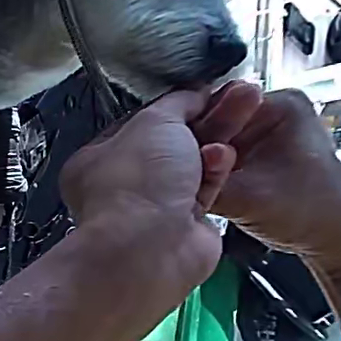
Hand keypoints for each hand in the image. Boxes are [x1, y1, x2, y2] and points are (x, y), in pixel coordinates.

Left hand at [60, 88, 259, 291]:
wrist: (152, 247)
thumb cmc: (137, 187)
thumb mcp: (155, 121)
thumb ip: (176, 104)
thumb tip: (192, 96)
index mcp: (97, 160)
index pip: (137, 125)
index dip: (170, 106)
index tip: (199, 93)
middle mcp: (125, 187)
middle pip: (170, 145)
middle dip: (204, 120)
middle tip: (236, 97)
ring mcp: (155, 209)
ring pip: (192, 166)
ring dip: (216, 141)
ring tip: (243, 116)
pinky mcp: (185, 227)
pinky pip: (206, 191)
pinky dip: (217, 172)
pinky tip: (225, 156)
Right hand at [193, 86, 340, 271]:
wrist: (336, 239)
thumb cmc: (314, 212)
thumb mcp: (250, 198)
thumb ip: (209, 184)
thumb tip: (171, 179)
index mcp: (281, 105)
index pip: (220, 105)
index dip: (195, 131)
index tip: (175, 154)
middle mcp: (274, 112)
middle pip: (217, 121)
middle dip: (199, 148)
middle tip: (180, 171)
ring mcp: (268, 133)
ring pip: (220, 140)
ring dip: (205, 162)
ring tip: (190, 181)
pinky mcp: (263, 154)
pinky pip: (227, 156)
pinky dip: (216, 172)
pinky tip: (205, 186)